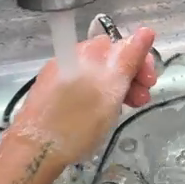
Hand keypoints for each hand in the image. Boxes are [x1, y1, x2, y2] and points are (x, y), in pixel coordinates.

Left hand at [4, 27, 158, 162]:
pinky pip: (84, 86)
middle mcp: (71, 56)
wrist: (34, 152)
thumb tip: (146, 30)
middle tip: (141, 100)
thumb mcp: (112, 89)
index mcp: (87, 51)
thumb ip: (130, 58)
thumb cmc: (78, 121)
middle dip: (132, 76)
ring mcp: (59, 74)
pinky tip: (103, 112)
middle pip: (111, 58)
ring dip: (119, 87)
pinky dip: (100, 95)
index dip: (141, 62)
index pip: (123, 45)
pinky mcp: (51, 92)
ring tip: (126, 109)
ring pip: (98, 74)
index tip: (150, 84)